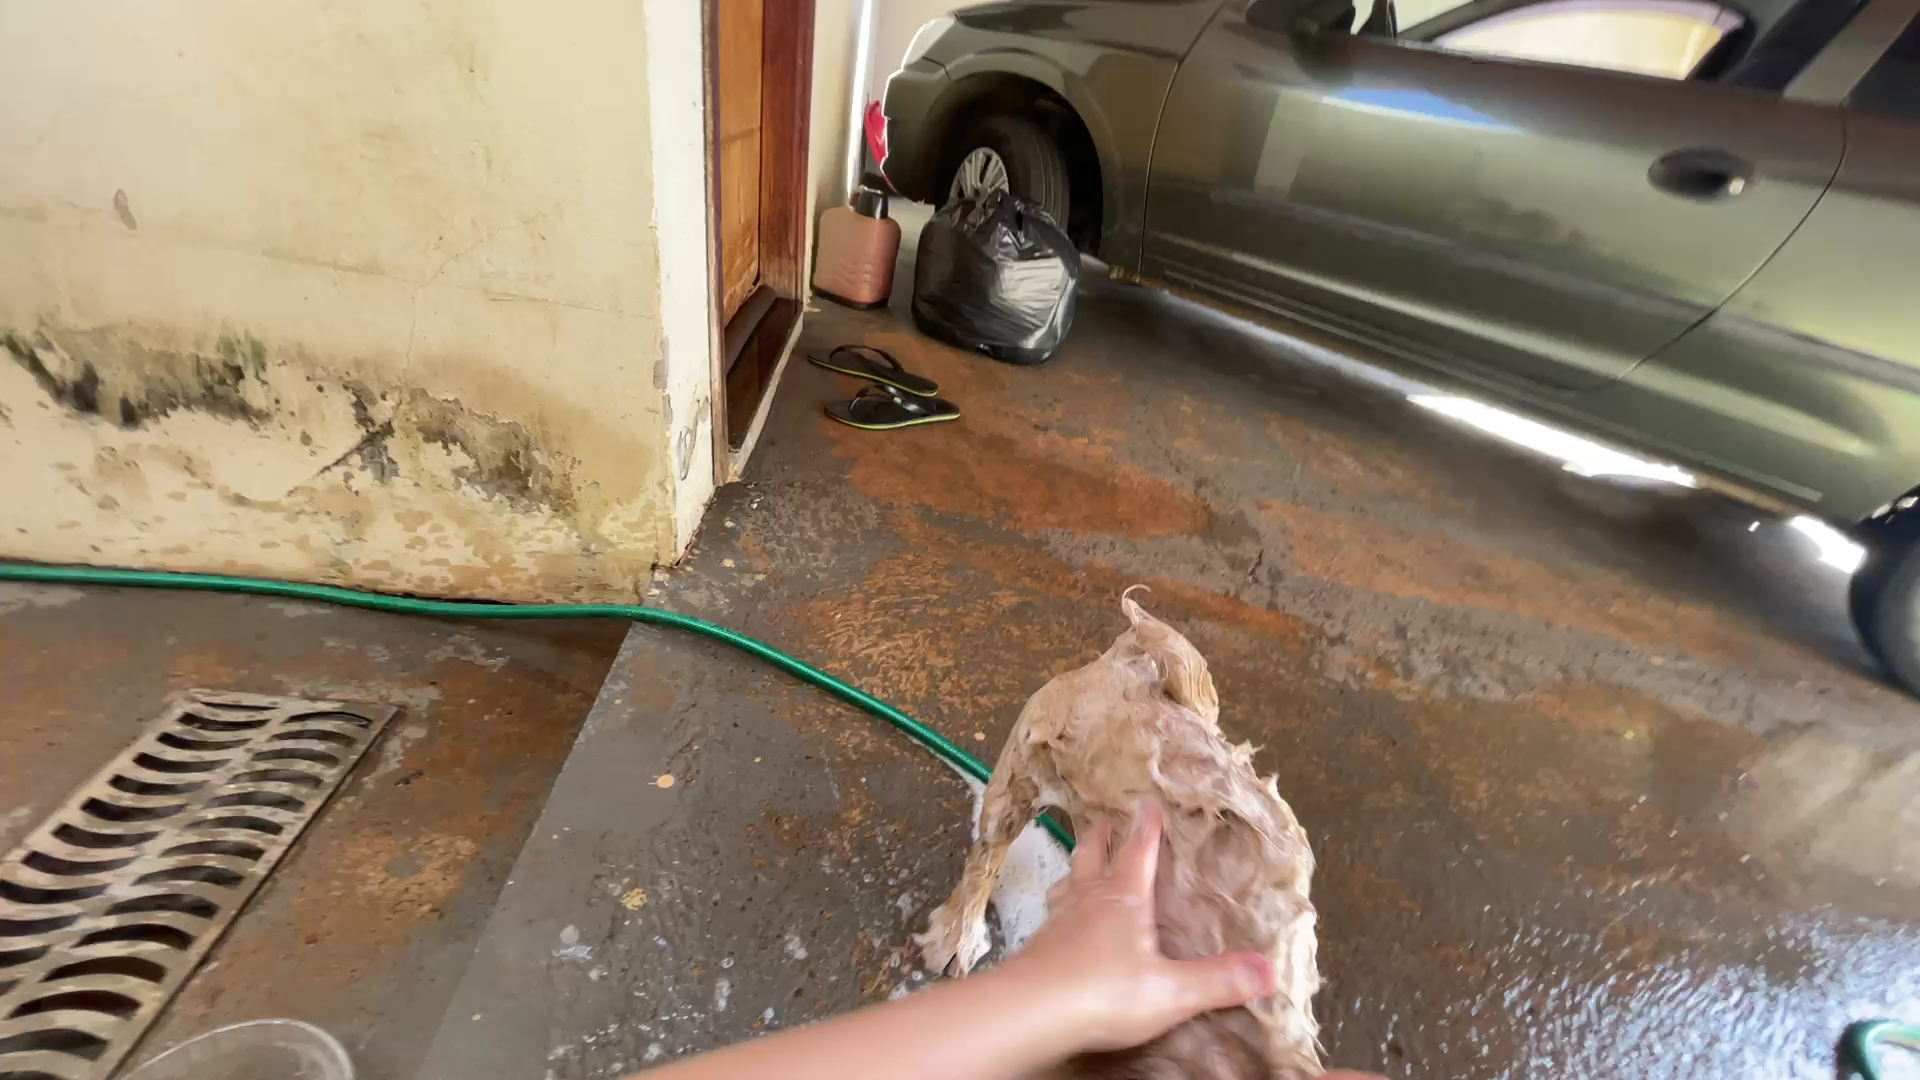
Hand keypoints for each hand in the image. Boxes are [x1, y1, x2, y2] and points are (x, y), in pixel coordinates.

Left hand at [994, 801, 1277, 1053]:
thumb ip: (1217, 980)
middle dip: (1102, 834)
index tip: (1148, 801)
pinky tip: (1062, 912)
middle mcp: (1090, 895)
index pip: (1139, 851)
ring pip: (1070, 876)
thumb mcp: (1171, 991)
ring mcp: (1062, 914)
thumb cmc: (1106, 990)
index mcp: (1124, 896)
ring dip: (1078, 863)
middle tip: (1105, 818)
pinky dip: (1062, 897)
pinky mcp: (1044, 937)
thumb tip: (1269, 971)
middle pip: (1094, 852)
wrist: (1035, 1007)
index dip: (1146, 826)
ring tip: (1081, 858)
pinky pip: (1055, 907)